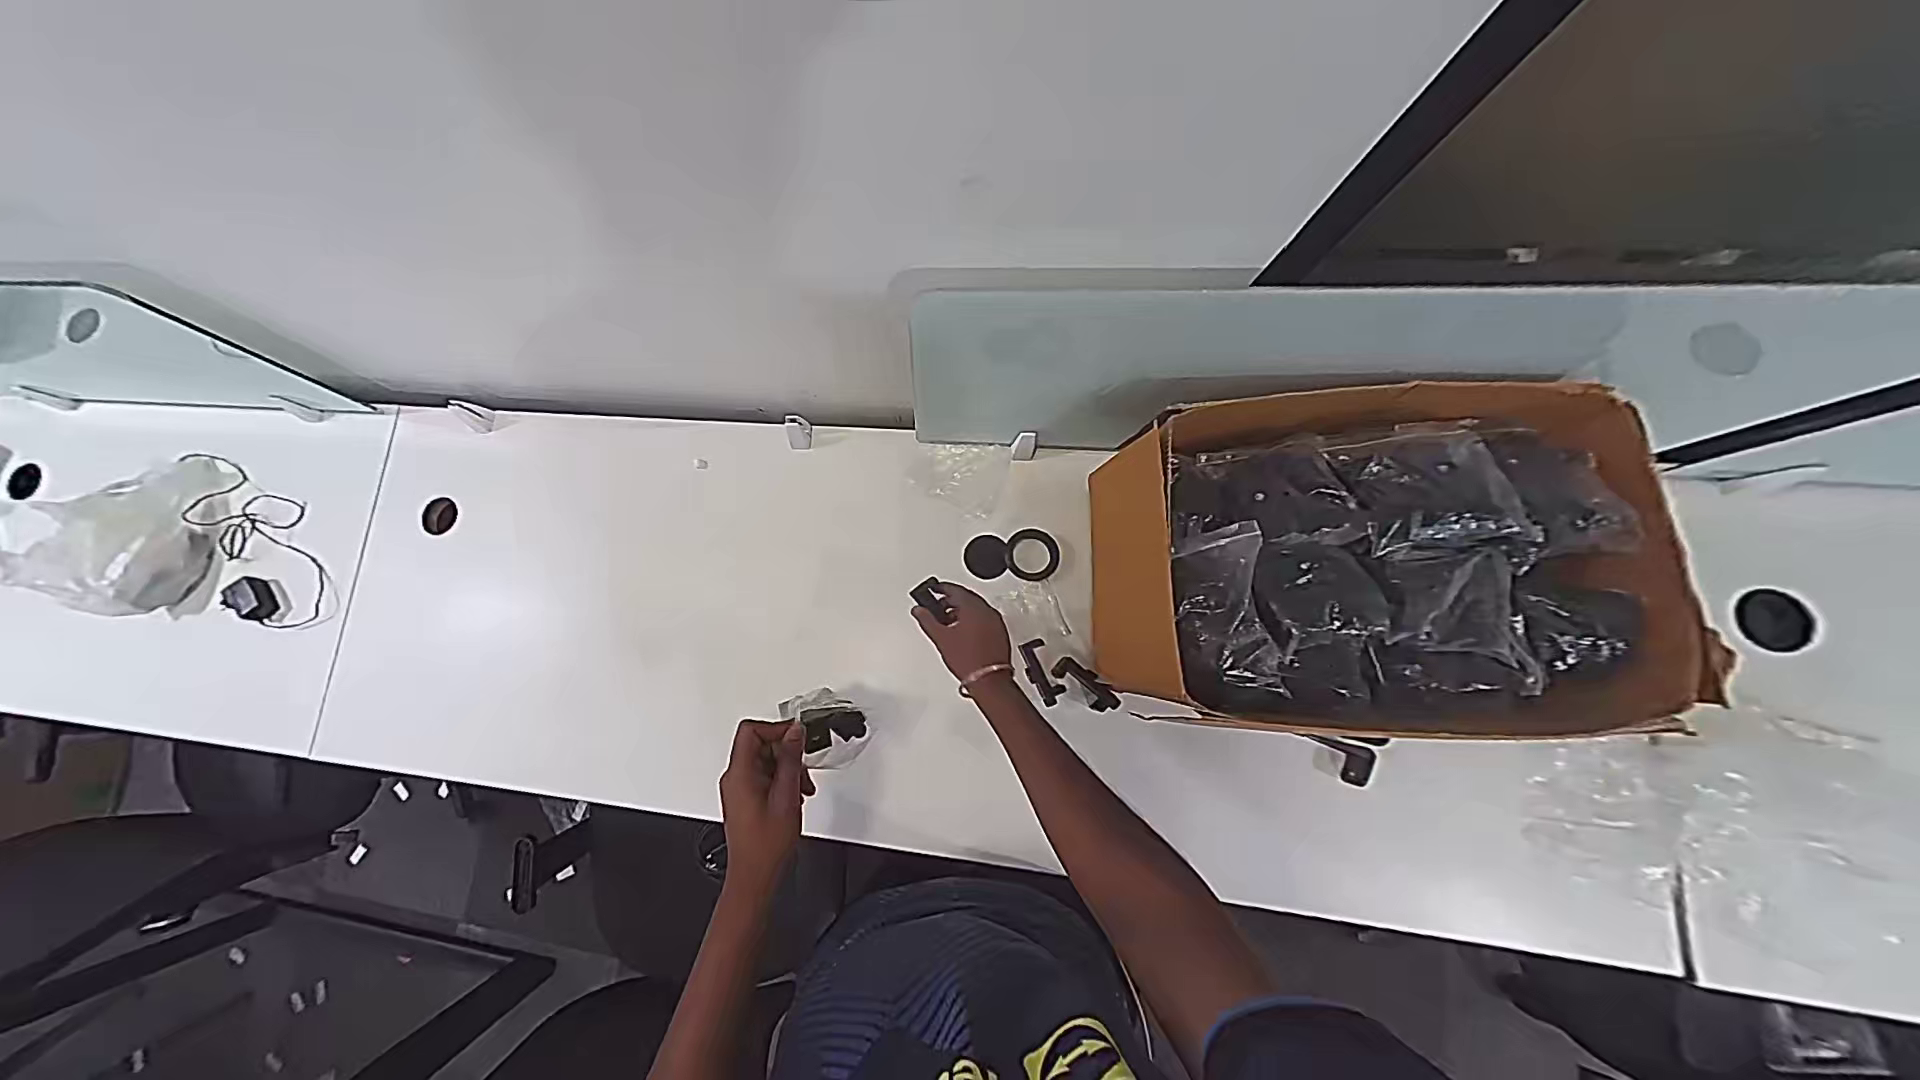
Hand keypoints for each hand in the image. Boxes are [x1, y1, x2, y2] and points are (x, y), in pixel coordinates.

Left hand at [718, 720, 814, 894]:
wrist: (755, 875)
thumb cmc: (766, 845)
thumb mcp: (787, 795)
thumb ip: (791, 759)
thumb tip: (794, 731)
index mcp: (739, 774)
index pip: (751, 731)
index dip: (776, 729)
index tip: (797, 736)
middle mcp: (735, 778)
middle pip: (760, 744)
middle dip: (786, 752)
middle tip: (803, 767)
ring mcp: (739, 788)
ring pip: (765, 760)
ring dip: (788, 768)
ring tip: (802, 787)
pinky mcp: (746, 797)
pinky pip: (765, 775)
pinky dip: (783, 779)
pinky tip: (795, 794)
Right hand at [911, 579, 1012, 680]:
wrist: (988, 679)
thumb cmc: (969, 660)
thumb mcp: (941, 638)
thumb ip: (927, 620)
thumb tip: (918, 610)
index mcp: (973, 608)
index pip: (956, 589)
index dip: (942, 588)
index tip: (934, 588)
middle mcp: (987, 611)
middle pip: (967, 597)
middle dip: (951, 600)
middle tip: (938, 605)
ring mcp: (995, 621)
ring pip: (976, 608)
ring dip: (961, 610)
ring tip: (947, 620)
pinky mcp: (1000, 632)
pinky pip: (984, 618)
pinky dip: (972, 620)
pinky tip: (962, 630)